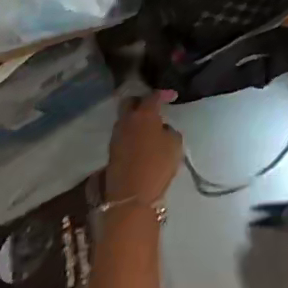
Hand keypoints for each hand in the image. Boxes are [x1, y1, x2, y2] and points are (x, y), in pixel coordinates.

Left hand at [106, 90, 181, 206]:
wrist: (131, 194)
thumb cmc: (157, 165)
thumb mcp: (175, 145)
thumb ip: (169, 131)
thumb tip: (162, 129)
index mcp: (144, 114)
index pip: (153, 96)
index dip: (164, 94)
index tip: (173, 96)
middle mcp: (127, 120)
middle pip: (130, 102)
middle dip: (142, 101)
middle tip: (155, 107)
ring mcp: (116, 135)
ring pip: (125, 118)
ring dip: (136, 118)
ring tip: (150, 126)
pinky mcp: (112, 150)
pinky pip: (124, 132)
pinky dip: (133, 131)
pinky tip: (143, 140)